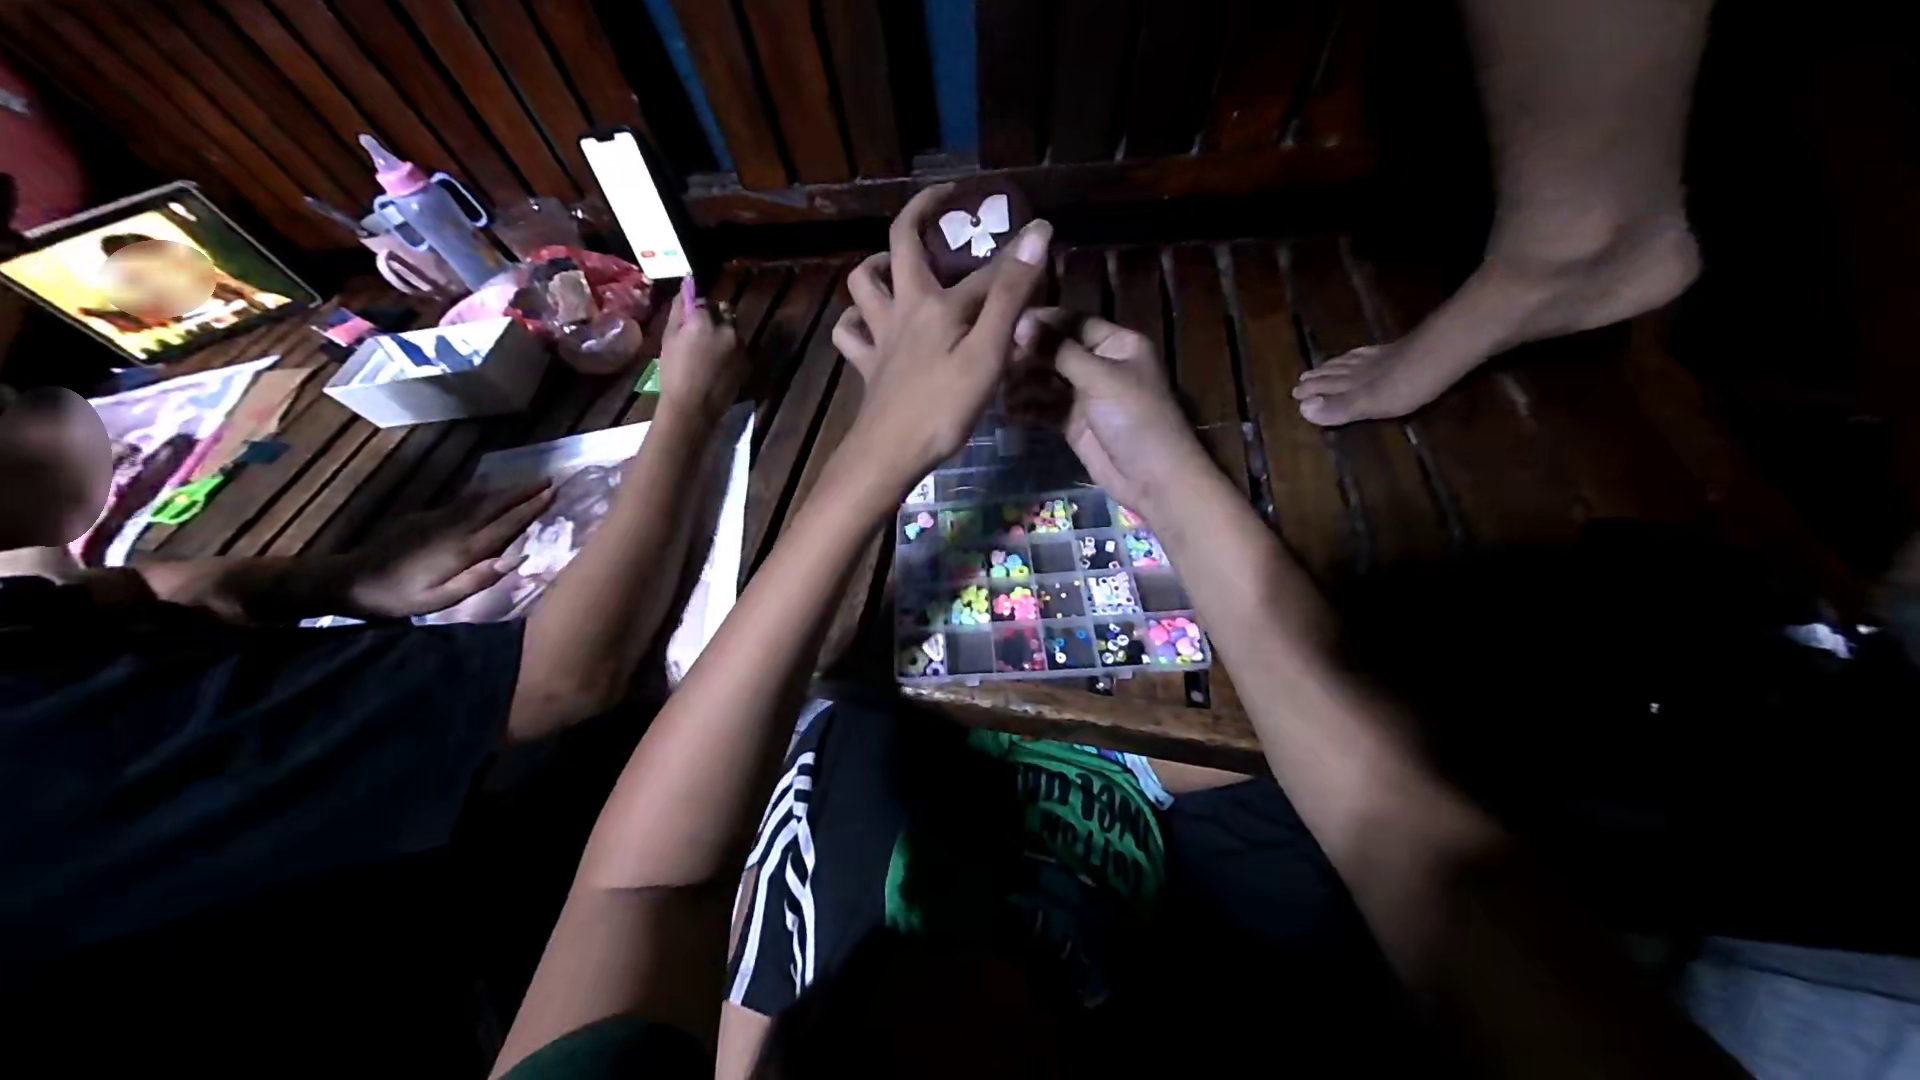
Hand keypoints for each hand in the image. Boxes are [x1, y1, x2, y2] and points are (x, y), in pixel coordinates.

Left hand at [343, 482, 554, 617]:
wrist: (347, 580)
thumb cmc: (398, 597)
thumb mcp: (438, 599)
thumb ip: (476, 579)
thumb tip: (514, 559)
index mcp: (463, 549)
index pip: (505, 524)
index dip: (530, 508)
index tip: (551, 494)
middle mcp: (455, 528)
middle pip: (496, 505)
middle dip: (524, 492)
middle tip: (549, 481)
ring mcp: (438, 519)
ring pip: (480, 499)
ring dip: (507, 490)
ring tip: (528, 484)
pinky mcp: (424, 517)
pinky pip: (463, 501)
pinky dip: (484, 495)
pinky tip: (491, 494)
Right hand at [658, 277, 746, 422]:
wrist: (694, 407)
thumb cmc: (674, 372)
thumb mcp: (669, 338)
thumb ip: (679, 311)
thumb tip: (686, 289)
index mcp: (705, 321)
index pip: (704, 300)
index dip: (697, 307)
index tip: (691, 315)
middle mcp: (728, 330)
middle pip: (725, 311)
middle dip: (715, 316)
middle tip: (702, 331)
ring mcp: (741, 347)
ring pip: (734, 329)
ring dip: (725, 332)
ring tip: (711, 350)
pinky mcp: (748, 362)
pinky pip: (740, 347)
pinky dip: (732, 349)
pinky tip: (720, 363)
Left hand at [830, 183, 1052, 492]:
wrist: (889, 453)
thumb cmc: (942, 407)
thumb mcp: (986, 353)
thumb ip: (1010, 295)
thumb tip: (1037, 232)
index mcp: (934, 304)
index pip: (981, 271)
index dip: (1013, 255)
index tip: (1037, 234)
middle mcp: (901, 310)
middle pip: (899, 246)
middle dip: (920, 216)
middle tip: (941, 211)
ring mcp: (878, 338)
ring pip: (861, 284)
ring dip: (876, 266)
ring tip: (896, 266)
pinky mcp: (866, 367)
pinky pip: (848, 333)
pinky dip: (854, 321)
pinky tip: (868, 324)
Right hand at [1016, 308, 1215, 517]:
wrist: (1153, 478)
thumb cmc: (1135, 418)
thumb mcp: (1100, 378)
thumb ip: (1059, 351)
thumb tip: (1023, 323)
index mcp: (1117, 344)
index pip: (1073, 322)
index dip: (1041, 323)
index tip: (1005, 324)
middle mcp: (1100, 364)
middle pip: (1056, 351)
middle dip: (1027, 355)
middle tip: (995, 360)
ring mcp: (1086, 395)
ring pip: (1047, 380)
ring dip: (1023, 382)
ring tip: (996, 386)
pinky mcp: (1074, 423)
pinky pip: (1045, 408)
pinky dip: (1027, 407)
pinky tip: (1005, 409)